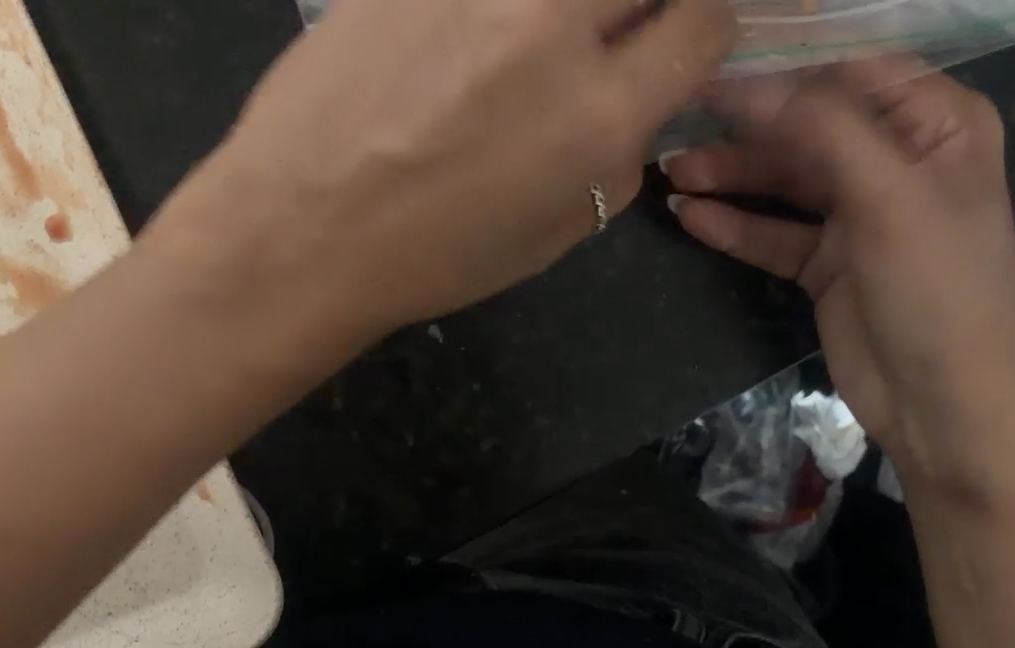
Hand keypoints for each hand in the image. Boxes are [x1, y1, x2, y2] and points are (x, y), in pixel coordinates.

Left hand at [154, 0, 736, 348]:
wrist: (307, 228)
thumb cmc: (437, 255)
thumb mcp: (553, 236)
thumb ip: (615, 163)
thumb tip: (636, 115)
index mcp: (599, 116)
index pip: (703, 22)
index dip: (707, 25)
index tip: (684, 37)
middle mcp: (553, 27)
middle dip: (644, 2)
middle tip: (609, 33)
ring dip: (564, 9)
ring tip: (530, 49)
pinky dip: (492, 10)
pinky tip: (467, 44)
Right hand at [663, 60, 1014, 503]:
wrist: (943, 405)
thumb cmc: (937, 290)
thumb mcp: (890, 197)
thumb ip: (823, 130)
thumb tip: (748, 85)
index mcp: (937, 124)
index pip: (850, 73)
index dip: (783, 71)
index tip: (714, 71)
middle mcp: (898, 161)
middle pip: (810, 128)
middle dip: (746, 129)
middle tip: (678, 126)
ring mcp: (860, 217)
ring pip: (785, 183)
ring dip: (731, 178)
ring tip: (671, 174)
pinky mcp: (828, 267)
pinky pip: (775, 235)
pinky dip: (737, 226)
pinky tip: (692, 216)